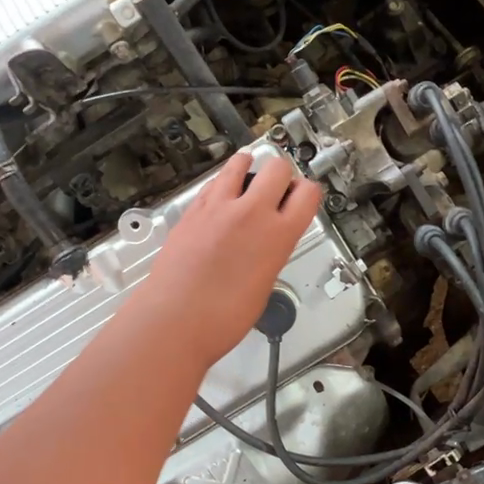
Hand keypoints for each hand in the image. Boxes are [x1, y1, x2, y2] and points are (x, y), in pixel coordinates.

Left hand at [124, 152, 322, 369]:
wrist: (175, 320)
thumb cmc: (222, 317)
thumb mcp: (264, 285)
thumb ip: (270, 254)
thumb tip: (265, 245)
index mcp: (278, 235)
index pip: (307, 193)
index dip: (307, 193)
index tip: (302, 198)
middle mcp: (251, 212)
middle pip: (277, 167)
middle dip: (281, 174)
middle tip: (276, 189)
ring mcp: (218, 207)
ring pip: (239, 163)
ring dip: (248, 167)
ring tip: (247, 180)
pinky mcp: (191, 210)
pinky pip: (212, 184)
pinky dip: (221, 184)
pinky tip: (220, 198)